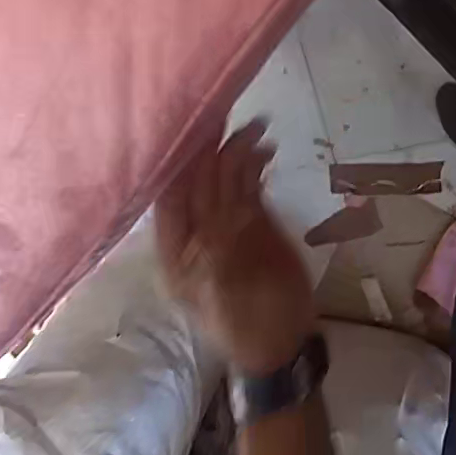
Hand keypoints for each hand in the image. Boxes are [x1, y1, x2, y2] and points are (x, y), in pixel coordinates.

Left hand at [156, 119, 315, 373]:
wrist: (282, 340)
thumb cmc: (250, 325)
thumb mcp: (230, 295)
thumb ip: (221, 253)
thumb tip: (221, 214)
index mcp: (177, 252)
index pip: (172, 198)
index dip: (181, 165)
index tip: (194, 132)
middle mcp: (197, 232)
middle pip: (199, 182)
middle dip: (210, 149)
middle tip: (226, 114)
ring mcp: (227, 225)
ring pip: (226, 179)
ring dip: (237, 151)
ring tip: (256, 127)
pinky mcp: (255, 221)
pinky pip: (249, 186)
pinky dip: (256, 165)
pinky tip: (266, 149)